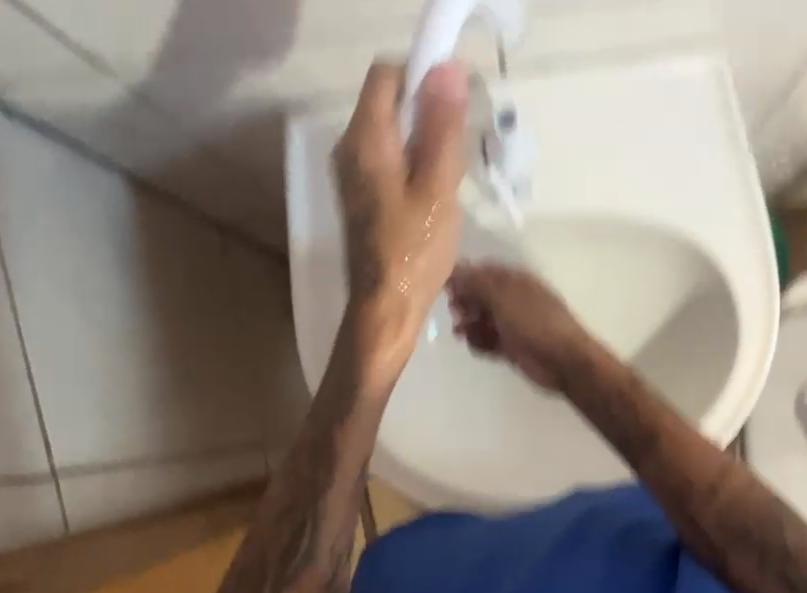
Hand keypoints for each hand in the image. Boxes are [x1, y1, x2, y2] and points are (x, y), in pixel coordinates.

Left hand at [333, 60, 469, 373]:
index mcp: (365, 140)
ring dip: (426, 147)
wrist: (385, 309)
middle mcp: (350, 149)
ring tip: (448, 186)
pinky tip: (435, 203)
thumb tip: (446, 69)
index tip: (454, 106)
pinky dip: (416, 170)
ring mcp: (353, 175)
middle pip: (391, 104)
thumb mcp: (439, 188)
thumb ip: (442, 127)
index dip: (422, 77)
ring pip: (394, 135)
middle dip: (429, 117)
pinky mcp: (363, 198)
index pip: (388, 75)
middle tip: (456, 157)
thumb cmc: (415, 252)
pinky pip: (392, 163)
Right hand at [447, 263, 601, 391]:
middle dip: (465, 302)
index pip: (483, 271)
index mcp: (515, 280)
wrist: (563, 361)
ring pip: (482, 320)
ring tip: (462, 333)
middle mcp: (513, 300)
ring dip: (469, 325)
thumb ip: (475, 282)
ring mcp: (513, 325)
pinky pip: (488, 342)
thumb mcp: (502, 296)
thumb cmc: (534, 323)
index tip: (444, 287)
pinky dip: (480, 343)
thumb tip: (453, 270)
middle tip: (455, 312)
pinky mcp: (512, 348)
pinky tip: (475, 347)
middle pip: (480, 296)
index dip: (463, 277)